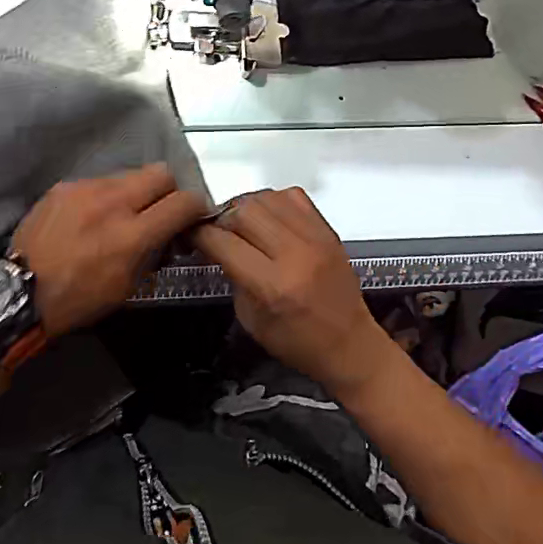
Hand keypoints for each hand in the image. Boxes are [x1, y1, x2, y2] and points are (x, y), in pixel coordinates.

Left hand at [12, 164, 207, 335]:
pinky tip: (89, 217)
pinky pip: (97, 182)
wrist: (20, 290)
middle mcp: (112, 201)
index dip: (196, 209)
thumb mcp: (127, 287)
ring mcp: (85, 188)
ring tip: (119, 217)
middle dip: (168, 191)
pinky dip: (103, 196)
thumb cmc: (77, 299)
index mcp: (132, 234)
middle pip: (161, 173)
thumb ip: (153, 252)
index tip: (190, 220)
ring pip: (128, 174)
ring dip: (133, 193)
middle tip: (158, 213)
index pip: (184, 202)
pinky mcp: (64, 185)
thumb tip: (170, 234)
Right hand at [191, 188, 394, 396]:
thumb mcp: (249, 317)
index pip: (222, 241)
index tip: (191, 234)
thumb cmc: (297, 342)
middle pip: (242, 211)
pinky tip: (269, 220)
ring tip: (244, 226)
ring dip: (245, 207)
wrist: (351, 347)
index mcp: (272, 285)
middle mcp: (295, 255)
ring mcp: (315, 238)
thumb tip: (213, 242)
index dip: (199, 234)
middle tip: (219, 232)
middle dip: (222, 219)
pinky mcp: (328, 231)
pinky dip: (273, 202)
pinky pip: (292, 196)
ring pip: (265, 197)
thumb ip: (231, 274)